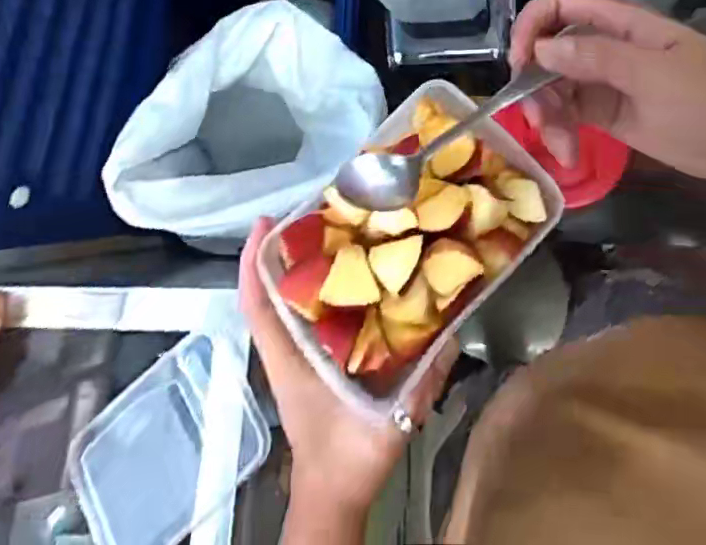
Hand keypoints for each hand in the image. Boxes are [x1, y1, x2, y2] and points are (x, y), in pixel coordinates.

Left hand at [238, 219, 456, 533]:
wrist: (334, 495)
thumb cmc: (347, 459)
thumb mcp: (387, 424)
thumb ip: (420, 387)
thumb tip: (451, 337)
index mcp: (290, 360)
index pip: (259, 305)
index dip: (254, 262)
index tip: (264, 221)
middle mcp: (288, 350)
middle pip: (272, 291)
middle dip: (285, 248)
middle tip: (317, 210)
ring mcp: (298, 355)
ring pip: (291, 300)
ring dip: (304, 264)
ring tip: (336, 230)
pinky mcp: (314, 360)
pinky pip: (312, 315)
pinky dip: (324, 288)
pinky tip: (357, 272)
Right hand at [509, 0, 705, 179]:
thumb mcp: (654, 74)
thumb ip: (598, 57)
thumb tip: (542, 48)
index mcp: (619, 24)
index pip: (559, 6)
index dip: (532, 27)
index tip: (520, 63)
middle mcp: (604, 47)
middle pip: (548, 51)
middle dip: (535, 83)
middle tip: (539, 118)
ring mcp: (604, 82)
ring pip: (553, 88)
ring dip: (546, 116)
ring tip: (560, 147)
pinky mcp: (606, 114)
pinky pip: (569, 116)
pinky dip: (560, 133)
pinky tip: (568, 156)